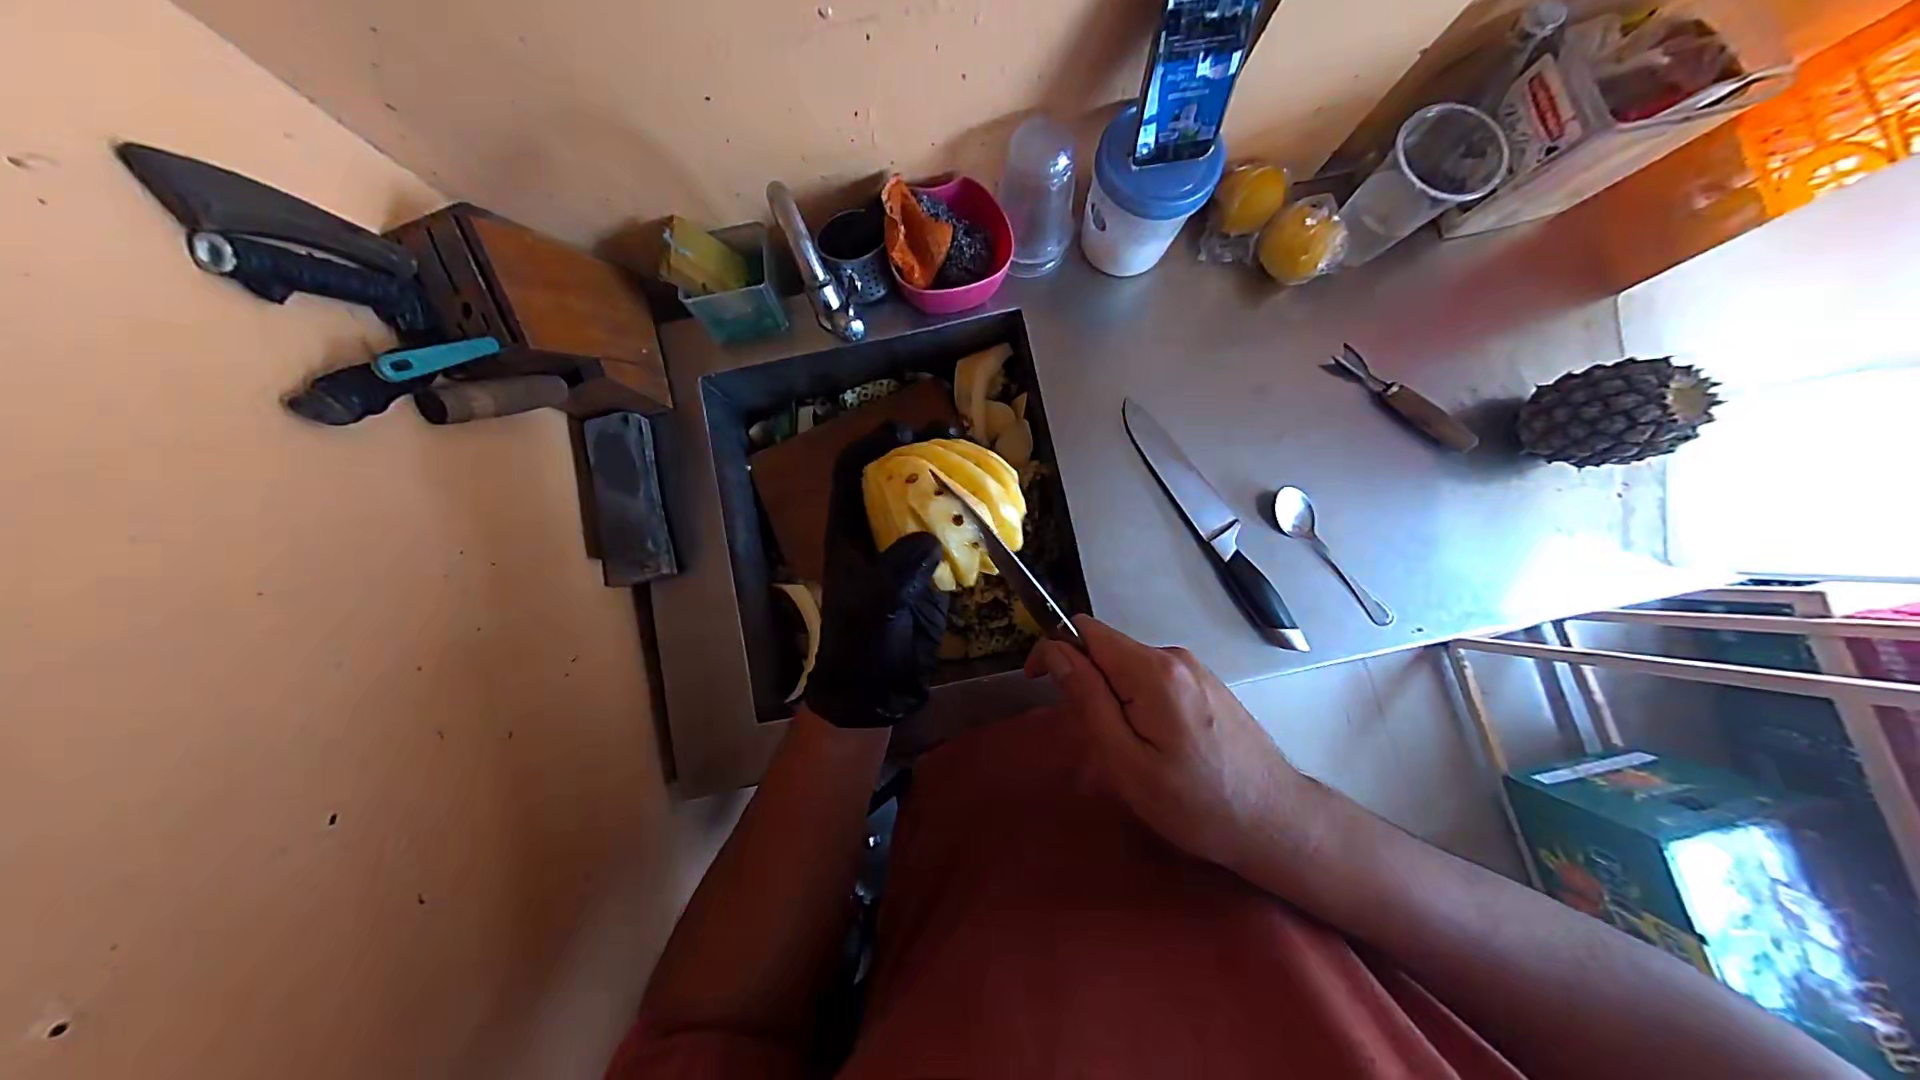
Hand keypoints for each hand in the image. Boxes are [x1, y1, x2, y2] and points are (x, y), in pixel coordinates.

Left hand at [805, 423, 952, 728]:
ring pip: (924, 501)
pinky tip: (990, 507)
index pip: (850, 473)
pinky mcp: (931, 570)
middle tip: (950, 432)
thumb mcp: (874, 603)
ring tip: (976, 458)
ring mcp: (904, 549)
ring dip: (948, 478)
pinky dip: (967, 517)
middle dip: (919, 450)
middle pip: (893, 476)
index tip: (903, 428)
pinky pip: (949, 533)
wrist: (877, 686)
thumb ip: (899, 568)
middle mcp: (875, 532)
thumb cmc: (863, 643)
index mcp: (849, 532)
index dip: (871, 444)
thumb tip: (932, 537)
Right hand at [1026, 616, 1302, 868]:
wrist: (1277, 823)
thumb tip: (1055, 652)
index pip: (1084, 630)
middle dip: (1086, 681)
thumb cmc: (1195, 803)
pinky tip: (1157, 746)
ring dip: (1113, 695)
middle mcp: (1175, 657)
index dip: (1054, 650)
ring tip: (1129, 751)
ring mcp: (1196, 670)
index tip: (1038, 683)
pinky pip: (1154, 679)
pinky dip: (1137, 701)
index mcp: (1152, 670)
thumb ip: (1087, 700)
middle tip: (1096, 738)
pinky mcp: (1208, 686)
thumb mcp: (1125, 761)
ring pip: (1130, 666)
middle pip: (1108, 648)